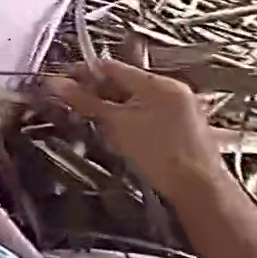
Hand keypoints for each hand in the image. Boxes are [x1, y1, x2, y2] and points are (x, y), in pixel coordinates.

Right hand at [41, 60, 227, 206]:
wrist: (199, 190)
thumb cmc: (161, 154)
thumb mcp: (114, 124)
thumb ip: (84, 101)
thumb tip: (57, 85)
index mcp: (157, 83)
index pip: (110, 67)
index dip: (83, 74)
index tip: (63, 83)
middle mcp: (171, 90)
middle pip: (121, 82)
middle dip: (95, 92)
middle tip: (74, 104)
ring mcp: (179, 108)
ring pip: (132, 98)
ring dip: (110, 106)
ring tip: (94, 120)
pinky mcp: (181, 126)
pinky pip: (146, 112)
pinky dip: (127, 118)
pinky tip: (117, 132)